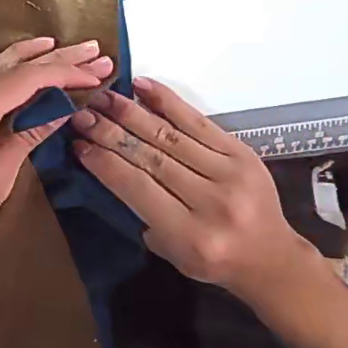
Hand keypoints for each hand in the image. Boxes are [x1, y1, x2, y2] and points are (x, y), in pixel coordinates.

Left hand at [0, 38, 113, 253]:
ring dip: (32, 58)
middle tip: (94, 51)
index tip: (96, 72)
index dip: (66, 73)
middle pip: (13, 63)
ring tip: (67, 49)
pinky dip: (5, 68)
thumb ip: (27, 139)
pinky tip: (25, 60)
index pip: (29, 79)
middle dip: (58, 58)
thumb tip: (60, 110)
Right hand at [71, 77, 312, 290]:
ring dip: (131, 112)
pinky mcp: (243, 153)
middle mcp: (213, 201)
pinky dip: (168, 101)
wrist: (269, 258)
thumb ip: (141, 211)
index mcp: (190, 234)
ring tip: (103, 97)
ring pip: (170, 136)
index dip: (104, 162)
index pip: (137, 187)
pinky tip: (142, 87)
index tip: (78, 143)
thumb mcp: (169, 250)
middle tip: (82, 114)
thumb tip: (110, 165)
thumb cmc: (211, 260)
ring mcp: (231, 174)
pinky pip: (199, 122)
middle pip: (151, 157)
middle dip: (111, 132)